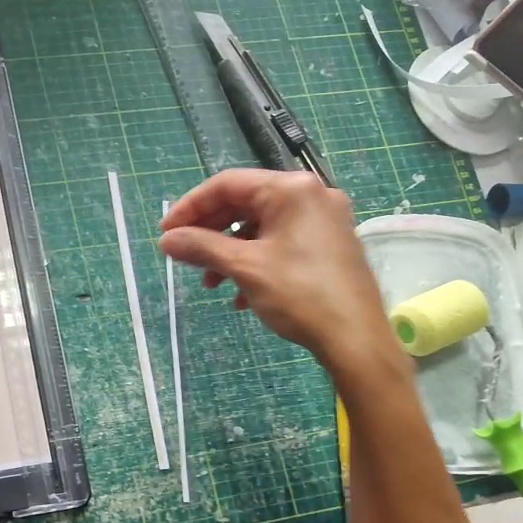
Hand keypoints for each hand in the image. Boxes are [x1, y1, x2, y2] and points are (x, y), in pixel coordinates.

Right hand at [160, 169, 401, 377]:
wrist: (356, 338)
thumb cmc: (300, 295)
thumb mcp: (244, 268)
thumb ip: (202, 247)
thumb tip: (168, 240)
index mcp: (291, 189)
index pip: (227, 185)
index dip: (190, 207)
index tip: (166, 233)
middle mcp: (311, 195)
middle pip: (245, 203)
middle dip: (209, 232)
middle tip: (183, 256)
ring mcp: (324, 220)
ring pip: (262, 226)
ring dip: (229, 251)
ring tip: (210, 283)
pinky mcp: (330, 245)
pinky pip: (281, 242)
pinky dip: (255, 261)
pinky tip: (241, 294)